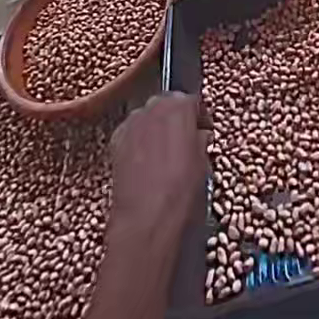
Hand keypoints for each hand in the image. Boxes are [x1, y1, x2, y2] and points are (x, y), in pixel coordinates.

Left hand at [108, 92, 207, 262]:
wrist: (147, 217)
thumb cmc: (182, 189)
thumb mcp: (204, 161)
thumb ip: (199, 138)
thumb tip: (197, 135)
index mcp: (179, 106)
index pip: (192, 101)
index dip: (199, 117)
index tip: (203, 130)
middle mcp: (152, 107)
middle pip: (167, 105)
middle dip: (176, 120)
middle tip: (186, 142)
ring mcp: (130, 123)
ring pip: (147, 118)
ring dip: (156, 130)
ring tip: (165, 155)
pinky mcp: (115, 141)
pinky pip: (132, 134)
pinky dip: (139, 142)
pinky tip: (147, 164)